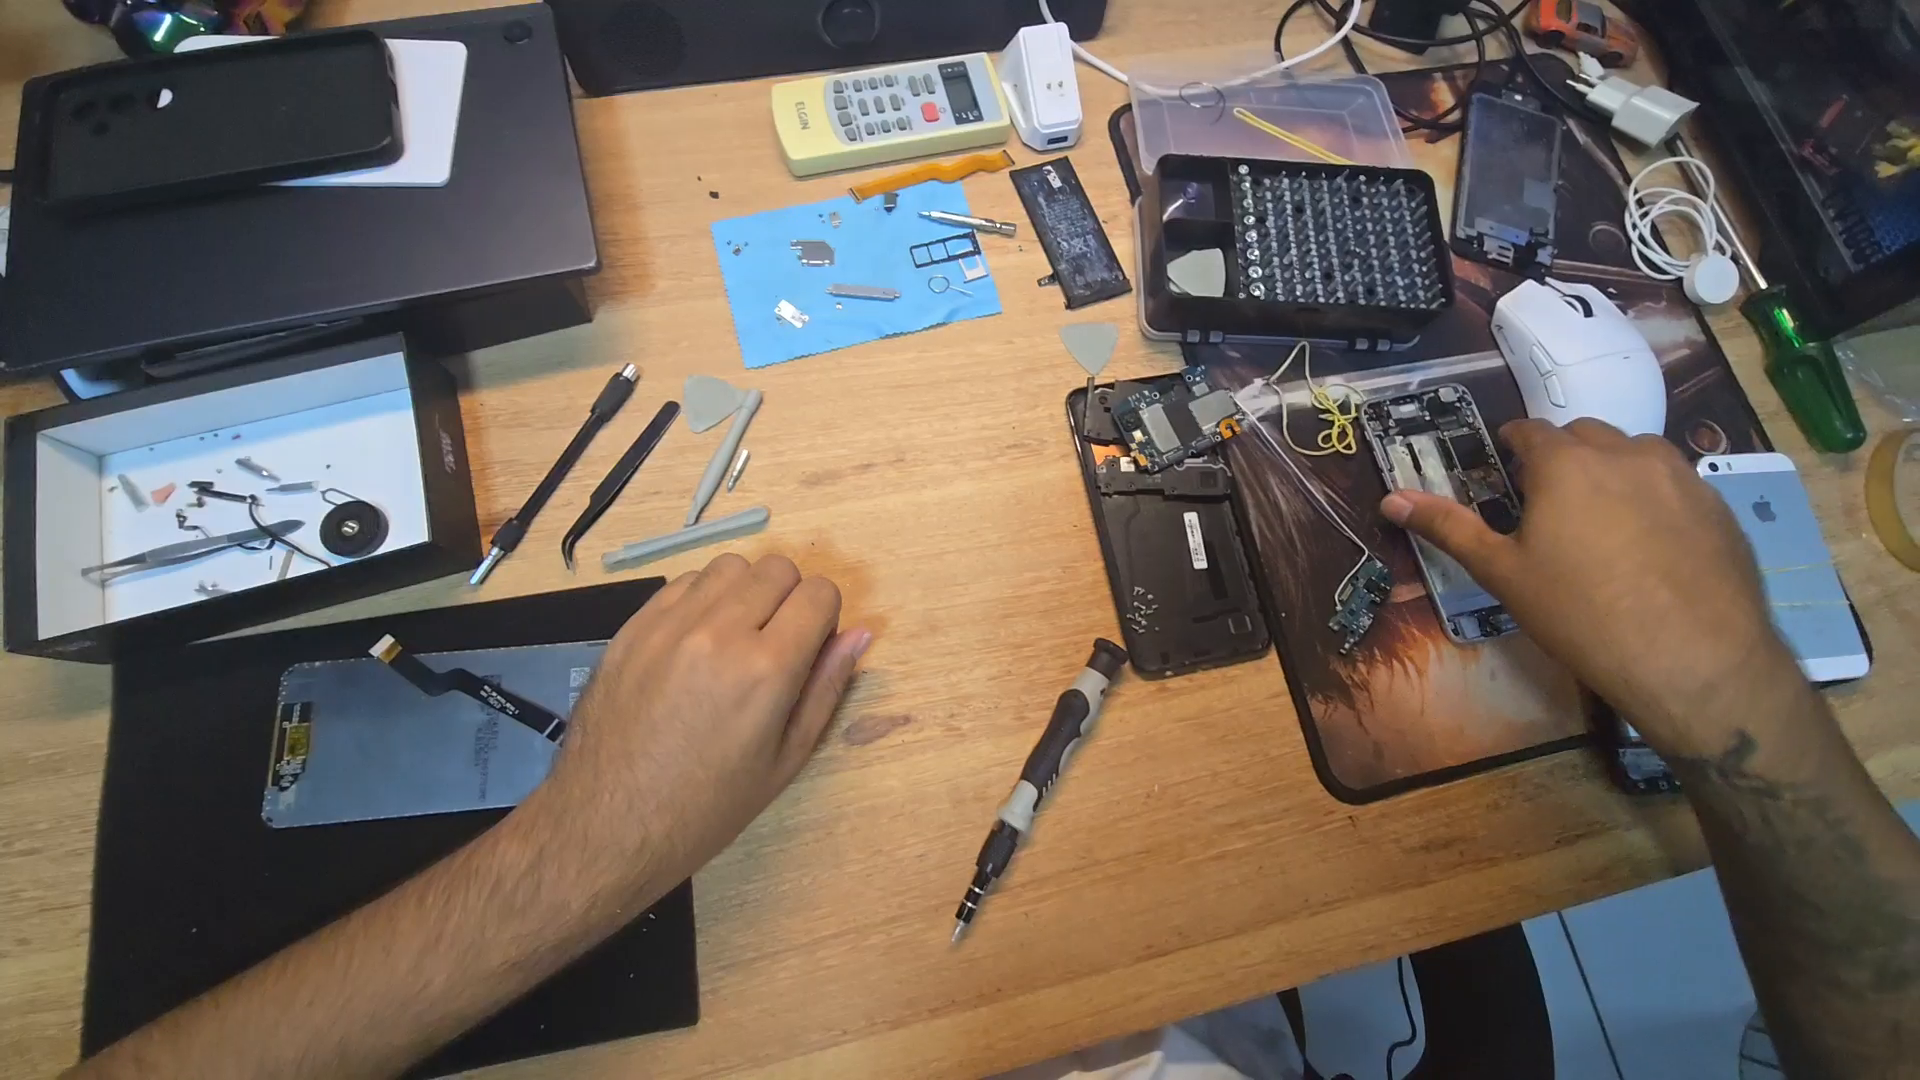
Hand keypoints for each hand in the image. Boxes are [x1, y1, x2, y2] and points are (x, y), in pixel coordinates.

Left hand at [517, 553, 870, 911]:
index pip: (819, 593)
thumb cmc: (709, 806)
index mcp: (767, 668)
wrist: (606, 825)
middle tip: (776, 643)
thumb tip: (860, 633)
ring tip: (735, 637)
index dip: (826, 616)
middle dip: (790, 598)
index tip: (811, 646)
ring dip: (747, 592)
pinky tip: (696, 642)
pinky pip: (686, 582)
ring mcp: (670, 624)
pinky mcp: (633, 626)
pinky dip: (705, 599)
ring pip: (732, 566)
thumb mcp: (786, 759)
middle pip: (779, 568)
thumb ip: (827, 687)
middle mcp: (720, 631)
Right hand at [1380, 418, 1796, 755]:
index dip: (1510, 442)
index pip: (1531, 430)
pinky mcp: (1720, 508)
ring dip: (1607, 466)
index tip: (1500, 464)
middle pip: (1585, 433)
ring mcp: (1682, 479)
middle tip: (1540, 495)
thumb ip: (1446, 526)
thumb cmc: (1576, 610)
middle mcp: (1627, 457)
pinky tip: (1641, 542)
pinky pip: (1674, 482)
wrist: (1692, 658)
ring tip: (1592, 514)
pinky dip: (1648, 494)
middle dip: (1559, 452)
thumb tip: (1390, 499)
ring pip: (1635, 452)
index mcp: (1567, 465)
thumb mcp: (1499, 569)